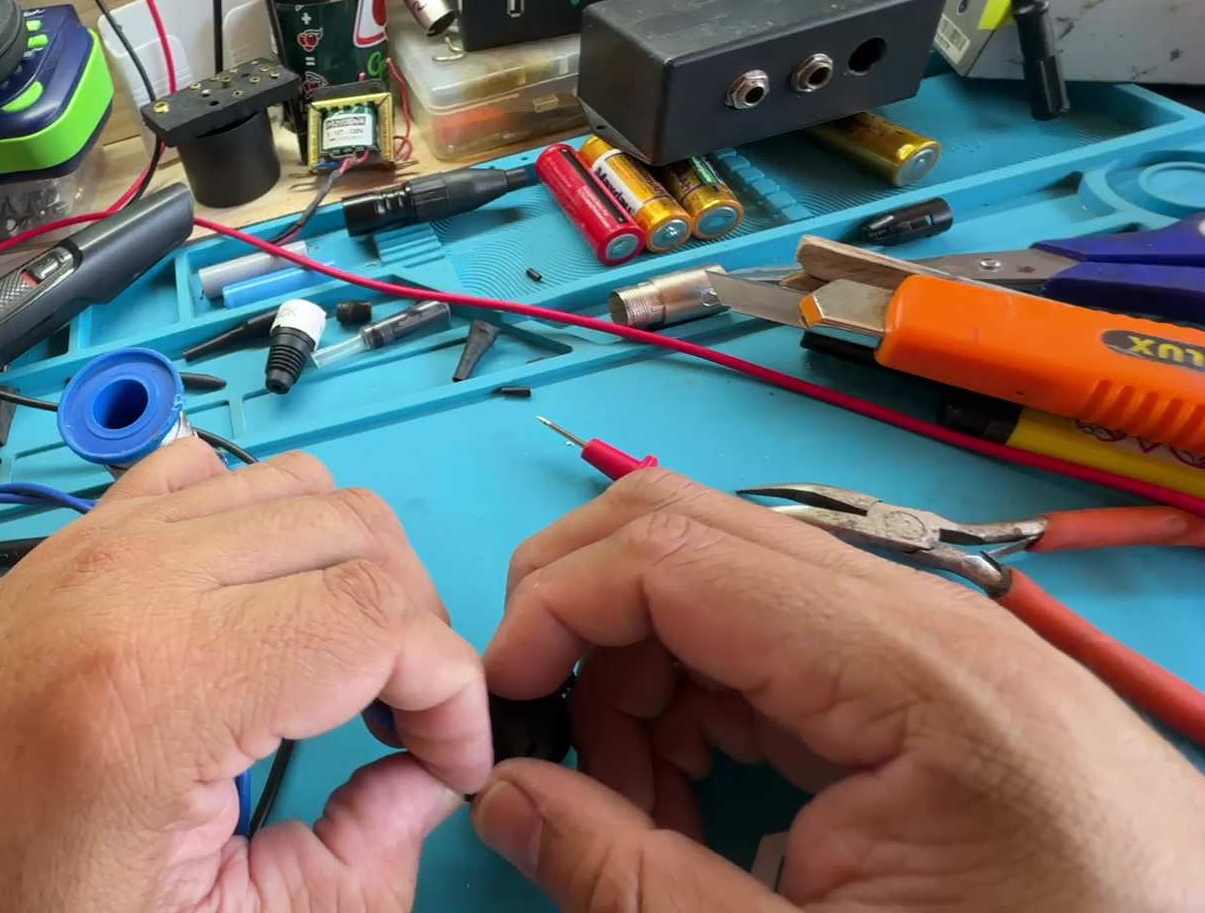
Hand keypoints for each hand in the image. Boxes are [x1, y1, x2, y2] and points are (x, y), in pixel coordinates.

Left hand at [0, 439, 491, 911]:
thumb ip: (346, 875)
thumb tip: (417, 786)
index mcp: (166, 680)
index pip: (383, 616)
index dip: (451, 690)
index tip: (442, 758)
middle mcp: (142, 572)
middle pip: (358, 532)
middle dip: (414, 622)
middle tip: (398, 712)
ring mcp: (111, 531)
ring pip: (300, 485)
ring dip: (349, 564)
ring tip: (335, 653)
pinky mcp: (90, 524)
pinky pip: (212, 469)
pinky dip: (262, 515)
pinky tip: (249, 590)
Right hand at [472, 469, 1204, 910]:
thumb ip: (624, 882)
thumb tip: (490, 795)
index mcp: (911, 669)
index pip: (665, 553)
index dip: (550, 608)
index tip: (502, 697)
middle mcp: (909, 613)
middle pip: (669, 524)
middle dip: (570, 608)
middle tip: (541, 716)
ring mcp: (904, 632)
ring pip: (688, 572)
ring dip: (619, 664)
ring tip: (629, 792)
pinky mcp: (891, 667)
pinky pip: (731, 630)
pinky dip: (671, 692)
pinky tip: (683, 785)